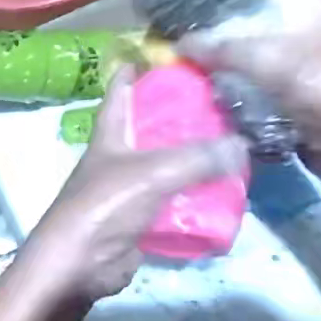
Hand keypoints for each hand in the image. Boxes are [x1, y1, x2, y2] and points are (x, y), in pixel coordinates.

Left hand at [17, 68, 248, 303]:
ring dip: (193, 160)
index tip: (162, 55)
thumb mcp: (152, 174)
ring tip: (234, 145)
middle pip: (149, 130)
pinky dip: (194, 198)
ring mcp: (127, 192)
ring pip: (165, 168)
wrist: (79, 265)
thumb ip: (197, 158)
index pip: (118, 93)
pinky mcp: (138, 221)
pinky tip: (224, 192)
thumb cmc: (104, 207)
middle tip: (222, 102)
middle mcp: (116, 159)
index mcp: (109, 137)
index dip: (134, 71)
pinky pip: (172, 203)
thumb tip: (242, 144)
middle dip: (180, 117)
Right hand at [173, 0, 320, 164]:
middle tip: (182, 21)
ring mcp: (315, 55)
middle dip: (223, 11)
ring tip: (189, 50)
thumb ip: (228, 49)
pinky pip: (264, 71)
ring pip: (261, 39)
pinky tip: (212, 81)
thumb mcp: (279, 64)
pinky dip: (238, 73)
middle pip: (264, 3)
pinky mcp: (307, 87)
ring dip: (228, 46)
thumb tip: (182, 43)